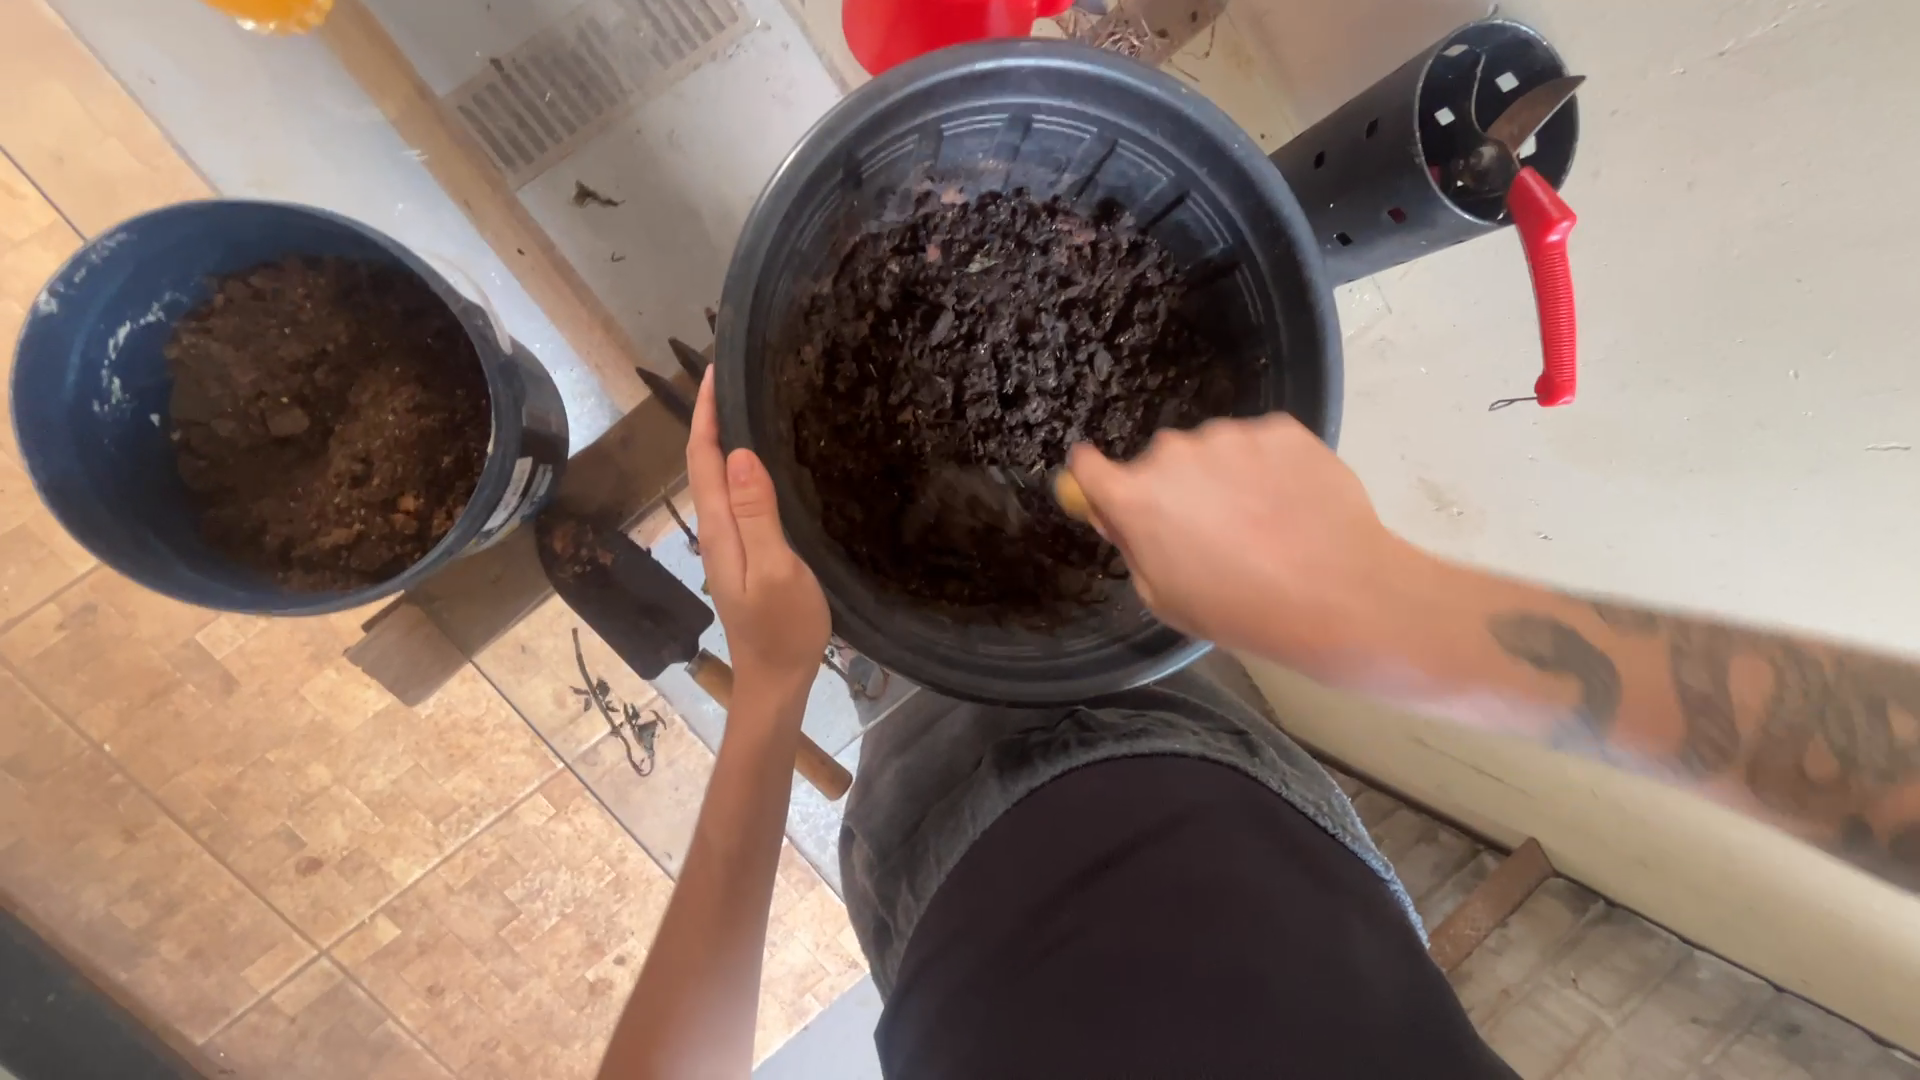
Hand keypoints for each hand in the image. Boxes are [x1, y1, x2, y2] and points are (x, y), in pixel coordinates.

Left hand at [686, 369, 830, 703]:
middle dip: (710, 419)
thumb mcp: (776, 569)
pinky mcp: (745, 554)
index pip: (702, 459)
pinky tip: (764, 465)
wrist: (776, 678)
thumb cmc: (782, 627)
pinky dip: (742, 469)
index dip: (704, 415)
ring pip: (719, 481)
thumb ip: (756, 515)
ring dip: (724, 442)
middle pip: (704, 465)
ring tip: (747, 408)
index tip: (712, 372)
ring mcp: (729, 545)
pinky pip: (737, 499)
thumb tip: (739, 455)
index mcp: (721, 528)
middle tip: (732, 379)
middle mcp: (717, 530)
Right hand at [1067, 414, 1427, 669]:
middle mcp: (1172, 453)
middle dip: (1171, 487)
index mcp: (1135, 497)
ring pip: (1210, 451)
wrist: (1337, 595)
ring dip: (1221, 475)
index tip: (1104, 488)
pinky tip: (1288, 505)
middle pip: (1157, 462)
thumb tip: (1119, 515)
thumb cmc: (1237, 608)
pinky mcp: (1279, 428)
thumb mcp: (1162, 597)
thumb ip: (1132, 546)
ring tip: (1259, 521)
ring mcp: (1229, 436)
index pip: (1086, 467)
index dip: (1091, 478)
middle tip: (1206, 530)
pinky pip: (1256, 444)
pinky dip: (1265, 468)